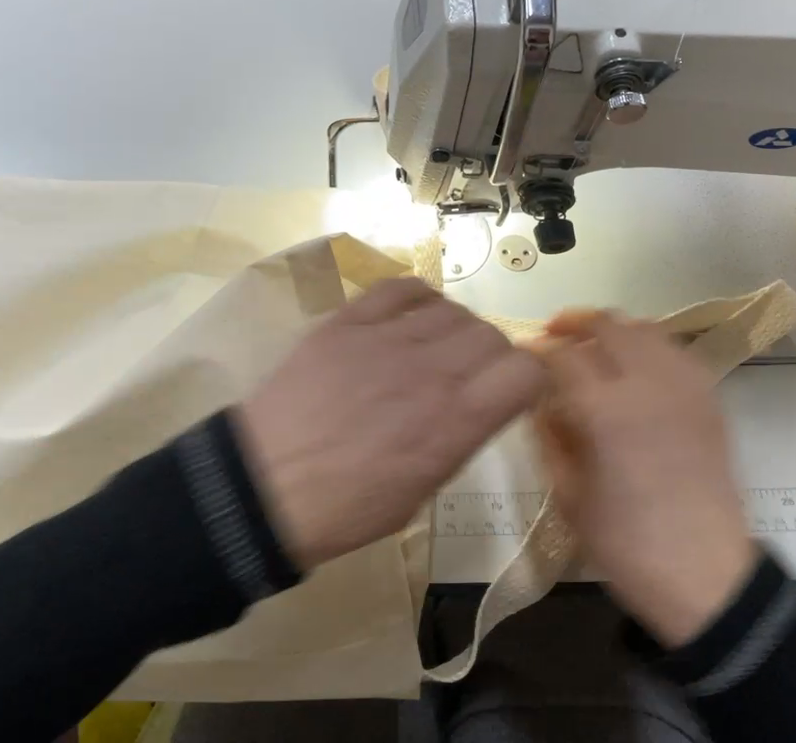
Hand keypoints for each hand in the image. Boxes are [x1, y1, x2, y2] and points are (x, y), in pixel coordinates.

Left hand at [237, 278, 545, 569]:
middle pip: (491, 335)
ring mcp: (385, 340)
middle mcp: (430, 372)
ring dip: (455, 329)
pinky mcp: (346, 322)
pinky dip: (417, 298)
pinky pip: (399, 288)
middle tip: (470, 376)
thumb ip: (458, 438)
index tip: (514, 392)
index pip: (526, 371)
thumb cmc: (347, 507)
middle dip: (493, 356)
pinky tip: (410, 317)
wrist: (266, 485)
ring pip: (451, 309)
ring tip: (435, 349)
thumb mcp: (421, 490)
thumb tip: (476, 406)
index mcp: (454, 422)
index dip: (529, 379)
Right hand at [534, 312, 757, 647]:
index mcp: (606, 410)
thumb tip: (540, 400)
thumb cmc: (625, 543)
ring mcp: (685, 389)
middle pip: (607, 325)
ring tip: (592, 345)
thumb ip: (549, 436)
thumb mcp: (567, 493)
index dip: (536, 349)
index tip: (520, 355)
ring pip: (645, 329)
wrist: (705, 577)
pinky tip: (635, 365)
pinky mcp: (709, 402)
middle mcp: (648, 386)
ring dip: (613, 328)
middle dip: (573, 323)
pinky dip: (649, 345)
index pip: (562, 354)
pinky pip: (676, 352)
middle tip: (552, 337)